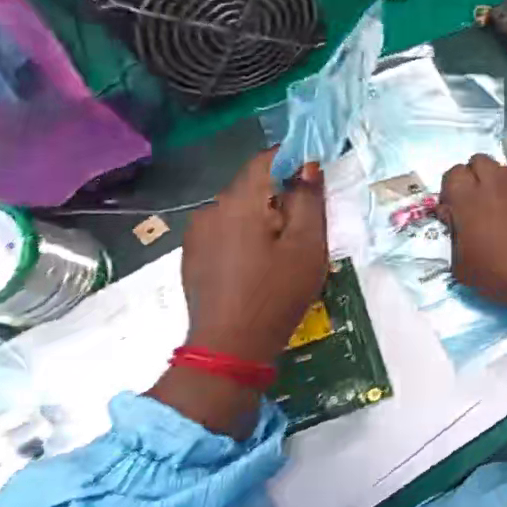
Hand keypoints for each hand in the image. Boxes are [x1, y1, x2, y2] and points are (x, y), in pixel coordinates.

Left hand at [150, 149, 326, 436]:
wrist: (230, 346)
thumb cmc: (276, 294)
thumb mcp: (307, 248)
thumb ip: (308, 201)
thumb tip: (306, 165)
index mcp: (241, 201)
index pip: (266, 160)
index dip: (292, 162)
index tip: (313, 183)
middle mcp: (212, 208)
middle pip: (251, 188)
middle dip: (278, 199)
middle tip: (303, 232)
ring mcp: (197, 233)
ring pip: (237, 212)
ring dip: (260, 221)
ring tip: (279, 256)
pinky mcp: (192, 257)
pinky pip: (223, 234)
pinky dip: (243, 240)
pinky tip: (255, 270)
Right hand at [438, 155, 506, 310]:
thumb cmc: (498, 275)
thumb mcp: (461, 264)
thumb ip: (452, 232)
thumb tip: (452, 214)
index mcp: (467, 199)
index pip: (452, 174)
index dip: (452, 190)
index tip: (456, 208)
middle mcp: (493, 182)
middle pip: (478, 162)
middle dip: (475, 177)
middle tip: (479, 202)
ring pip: (504, 170)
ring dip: (499, 184)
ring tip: (505, 208)